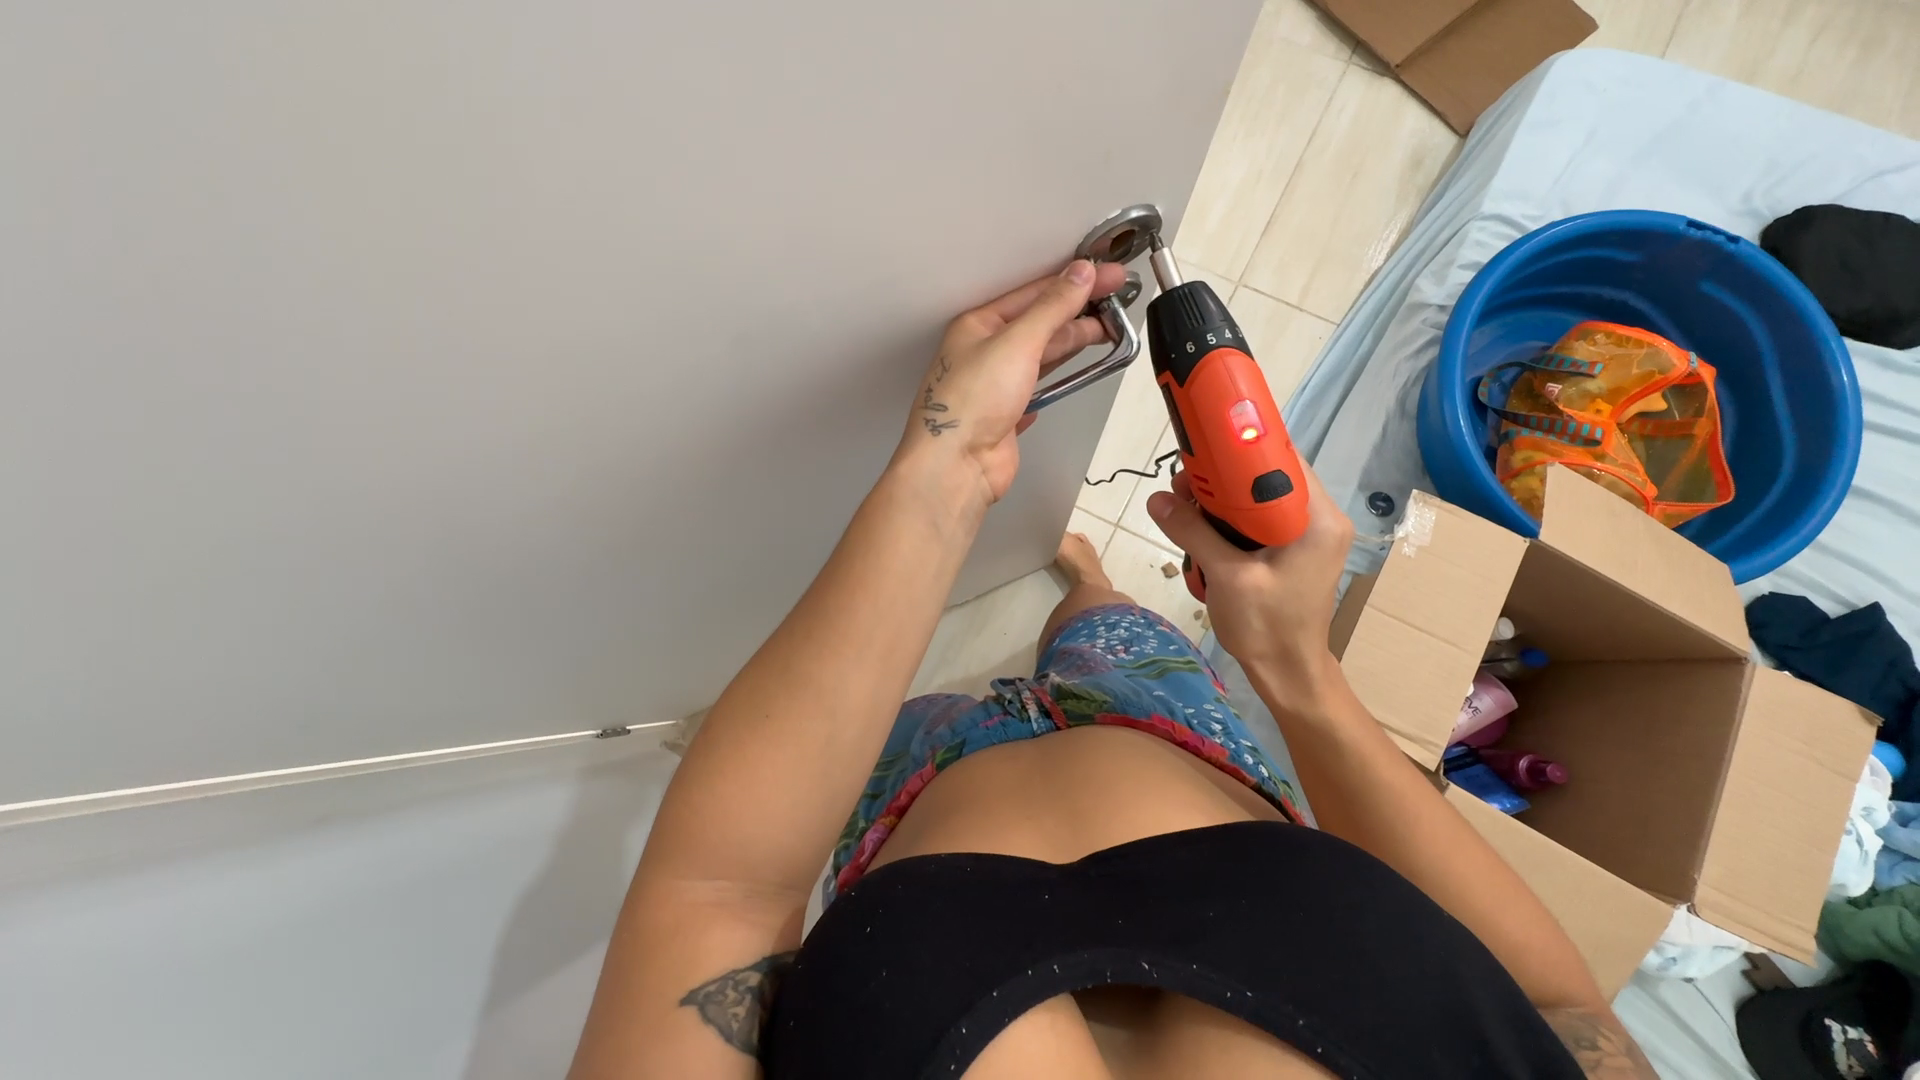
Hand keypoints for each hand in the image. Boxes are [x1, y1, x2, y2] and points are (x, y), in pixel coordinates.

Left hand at [896, 259, 1130, 503]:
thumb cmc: (972, 401)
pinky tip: (1074, 374)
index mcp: (978, 325)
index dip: (1074, 283)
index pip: (1033, 293)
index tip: (1108, 277)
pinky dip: (1057, 380)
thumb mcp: (1017, 342)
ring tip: (1109, 331)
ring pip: (1041, 355)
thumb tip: (1080, 273)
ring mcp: (996, 385)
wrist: (957, 465)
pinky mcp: (1006, 414)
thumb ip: (1052, 307)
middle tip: (1118, 304)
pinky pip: (1037, 389)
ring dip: (1072, 343)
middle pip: (1039, 323)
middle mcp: (984, 352)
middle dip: (1078, 312)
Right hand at [1146, 463, 1353, 672]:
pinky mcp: (1291, 550)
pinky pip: (1257, 521)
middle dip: (1222, 479)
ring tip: (1185, 509)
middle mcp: (1320, 519)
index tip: (1200, 452)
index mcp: (1318, 519)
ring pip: (1258, 499)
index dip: (1240, 450)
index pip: (1283, 460)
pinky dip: (1228, 522)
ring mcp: (1307, 536)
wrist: (1287, 672)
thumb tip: (1156, 499)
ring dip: (1220, 503)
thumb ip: (1193, 532)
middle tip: (1183, 486)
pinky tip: (1201, 532)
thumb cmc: (1267, 625)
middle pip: (1267, 478)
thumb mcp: (1227, 576)